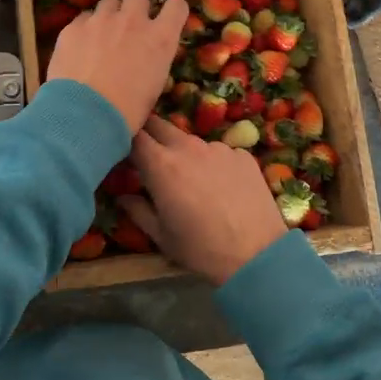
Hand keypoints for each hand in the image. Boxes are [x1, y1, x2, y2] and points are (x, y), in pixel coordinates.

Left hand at [45, 0, 188, 135]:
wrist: (85, 115)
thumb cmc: (127, 111)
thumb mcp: (153, 86)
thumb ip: (153, 60)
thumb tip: (146, 57)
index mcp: (160, 39)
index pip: (177, 6)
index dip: (172, 10)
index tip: (166, 18)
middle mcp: (133, 21)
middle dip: (135, 4)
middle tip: (129, 23)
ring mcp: (101, 20)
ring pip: (108, 2)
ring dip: (108, 14)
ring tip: (101, 35)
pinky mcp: (74, 27)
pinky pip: (83, 18)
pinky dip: (84, 29)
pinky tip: (79, 47)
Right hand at [122, 116, 287, 284]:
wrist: (257, 254)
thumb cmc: (201, 248)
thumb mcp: (161, 236)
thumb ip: (137, 210)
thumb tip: (123, 197)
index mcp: (160, 164)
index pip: (134, 133)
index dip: (126, 139)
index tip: (124, 151)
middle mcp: (188, 146)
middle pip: (160, 124)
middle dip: (151, 135)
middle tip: (151, 158)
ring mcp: (218, 147)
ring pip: (192, 141)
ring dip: (185, 153)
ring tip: (194, 181)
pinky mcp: (242, 154)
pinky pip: (220, 152)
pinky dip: (214, 163)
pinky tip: (223, 188)